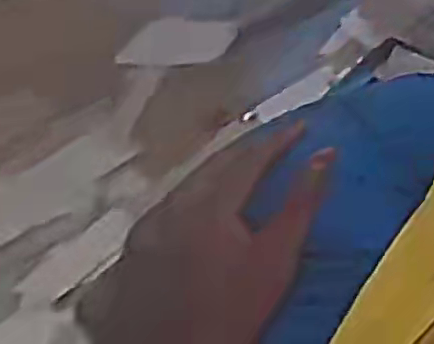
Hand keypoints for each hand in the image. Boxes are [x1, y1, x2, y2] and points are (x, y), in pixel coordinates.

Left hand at [81, 122, 333, 343]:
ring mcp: (128, 258)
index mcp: (206, 211)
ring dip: (198, 184)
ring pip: (166, 204)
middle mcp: (162, 224)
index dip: (277, 141)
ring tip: (221, 178)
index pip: (247, 162)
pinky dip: (157, 230)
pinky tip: (160, 240)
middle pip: (202, 174)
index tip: (302, 126)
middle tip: (266, 141)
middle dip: (237, 153)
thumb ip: (303, 198)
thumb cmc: (234, 308)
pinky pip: (135, 246)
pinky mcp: (108, 291)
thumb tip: (325, 152)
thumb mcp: (280, 252)